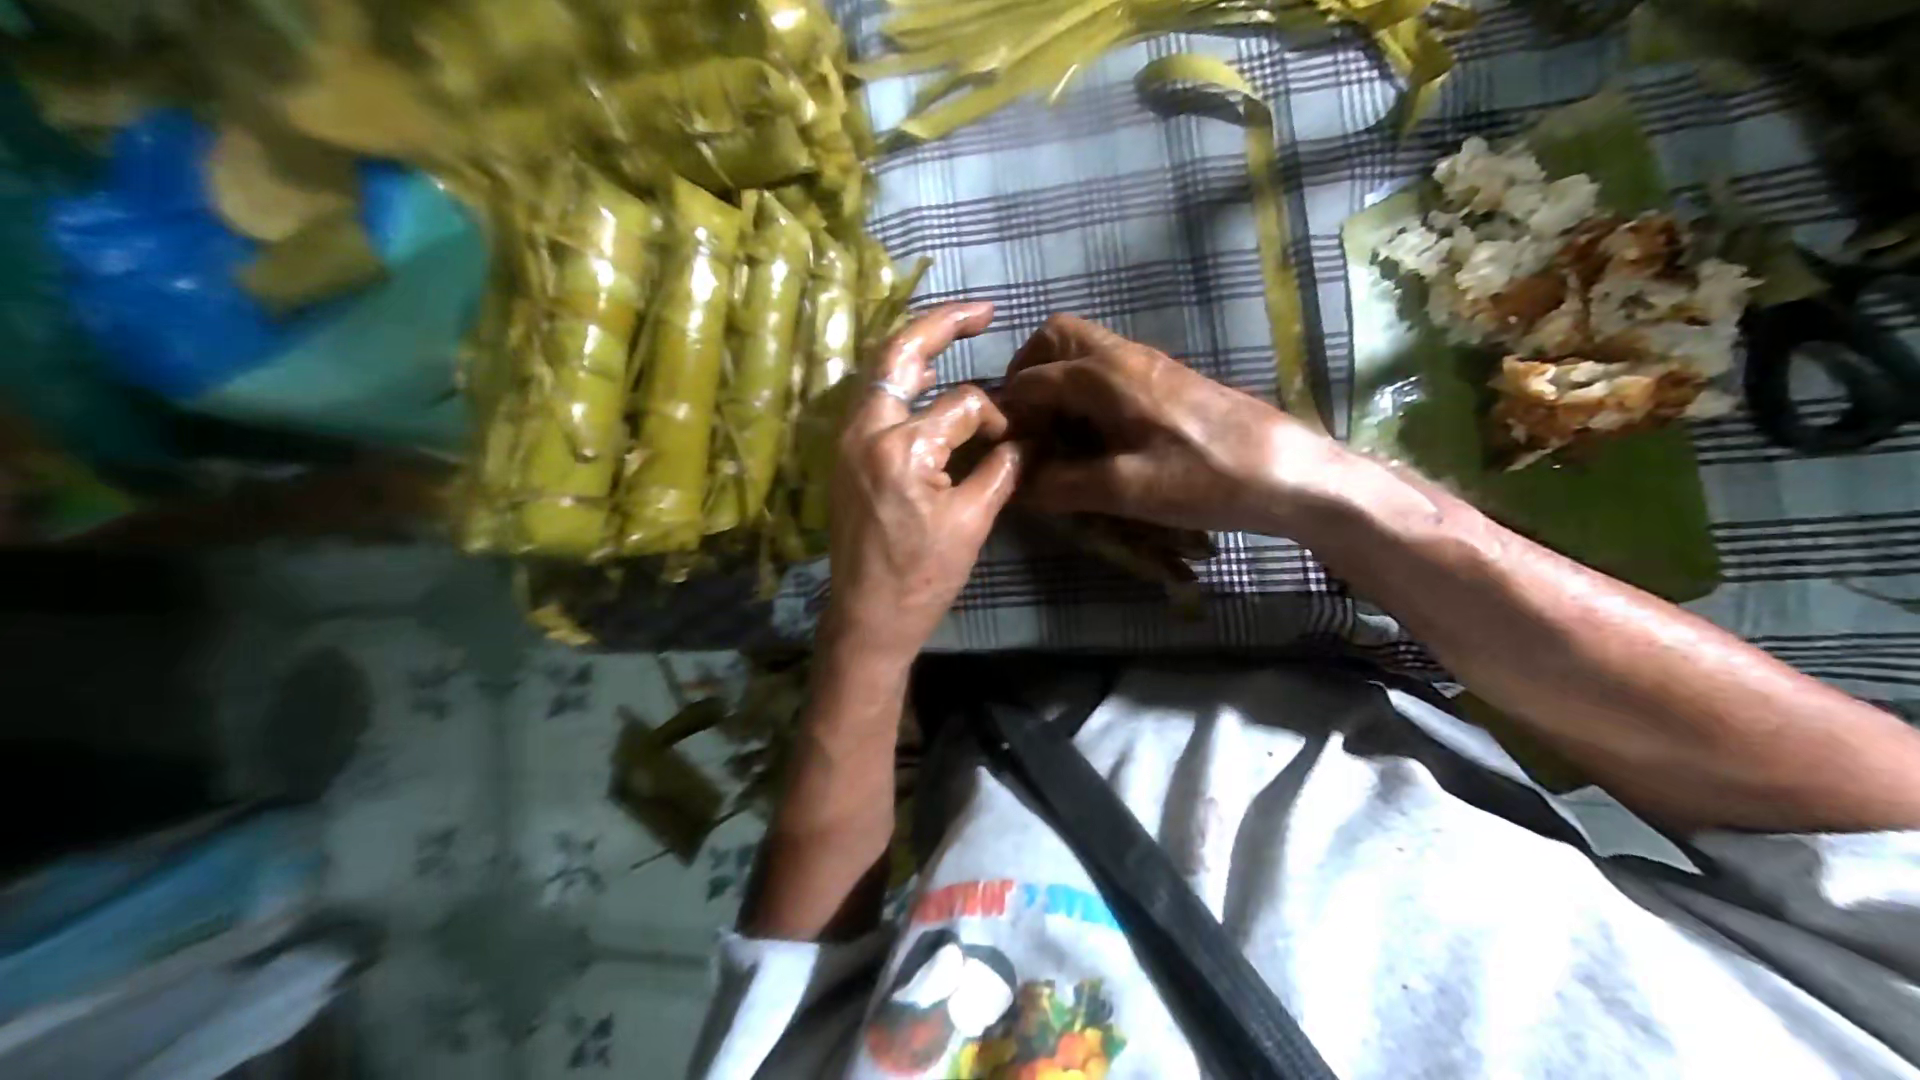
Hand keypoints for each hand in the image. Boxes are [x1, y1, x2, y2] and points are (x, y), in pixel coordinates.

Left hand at [823, 302, 1022, 664]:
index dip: (998, 416)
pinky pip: (872, 401)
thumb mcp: (974, 522)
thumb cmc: (922, 578)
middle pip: (899, 354)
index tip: (1016, 440)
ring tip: (954, 334)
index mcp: (900, 447)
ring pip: (879, 373)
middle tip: (982, 310)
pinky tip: (926, 383)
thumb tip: (1026, 436)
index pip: (962, 404)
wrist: (867, 619)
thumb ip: (1002, 467)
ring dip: (916, 349)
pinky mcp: (844, 456)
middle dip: (941, 324)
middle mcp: (864, 430)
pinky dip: (901, 383)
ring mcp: (846, 441)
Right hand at [998, 314, 1343, 535]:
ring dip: (1056, 380)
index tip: (1003, 451)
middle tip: (1024, 423)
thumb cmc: (1205, 477)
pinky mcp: (1166, 380)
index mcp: (1104, 376)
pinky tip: (1094, 436)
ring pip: (1083, 348)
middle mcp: (1122, 356)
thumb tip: (1014, 486)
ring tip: (1055, 434)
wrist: (1288, 472)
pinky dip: (1083, 390)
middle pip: (1055, 336)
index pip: (1030, 379)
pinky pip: (1107, 368)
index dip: (1008, 414)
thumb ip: (1061, 484)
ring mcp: (1148, 364)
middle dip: (1027, 373)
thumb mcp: (1126, 490)